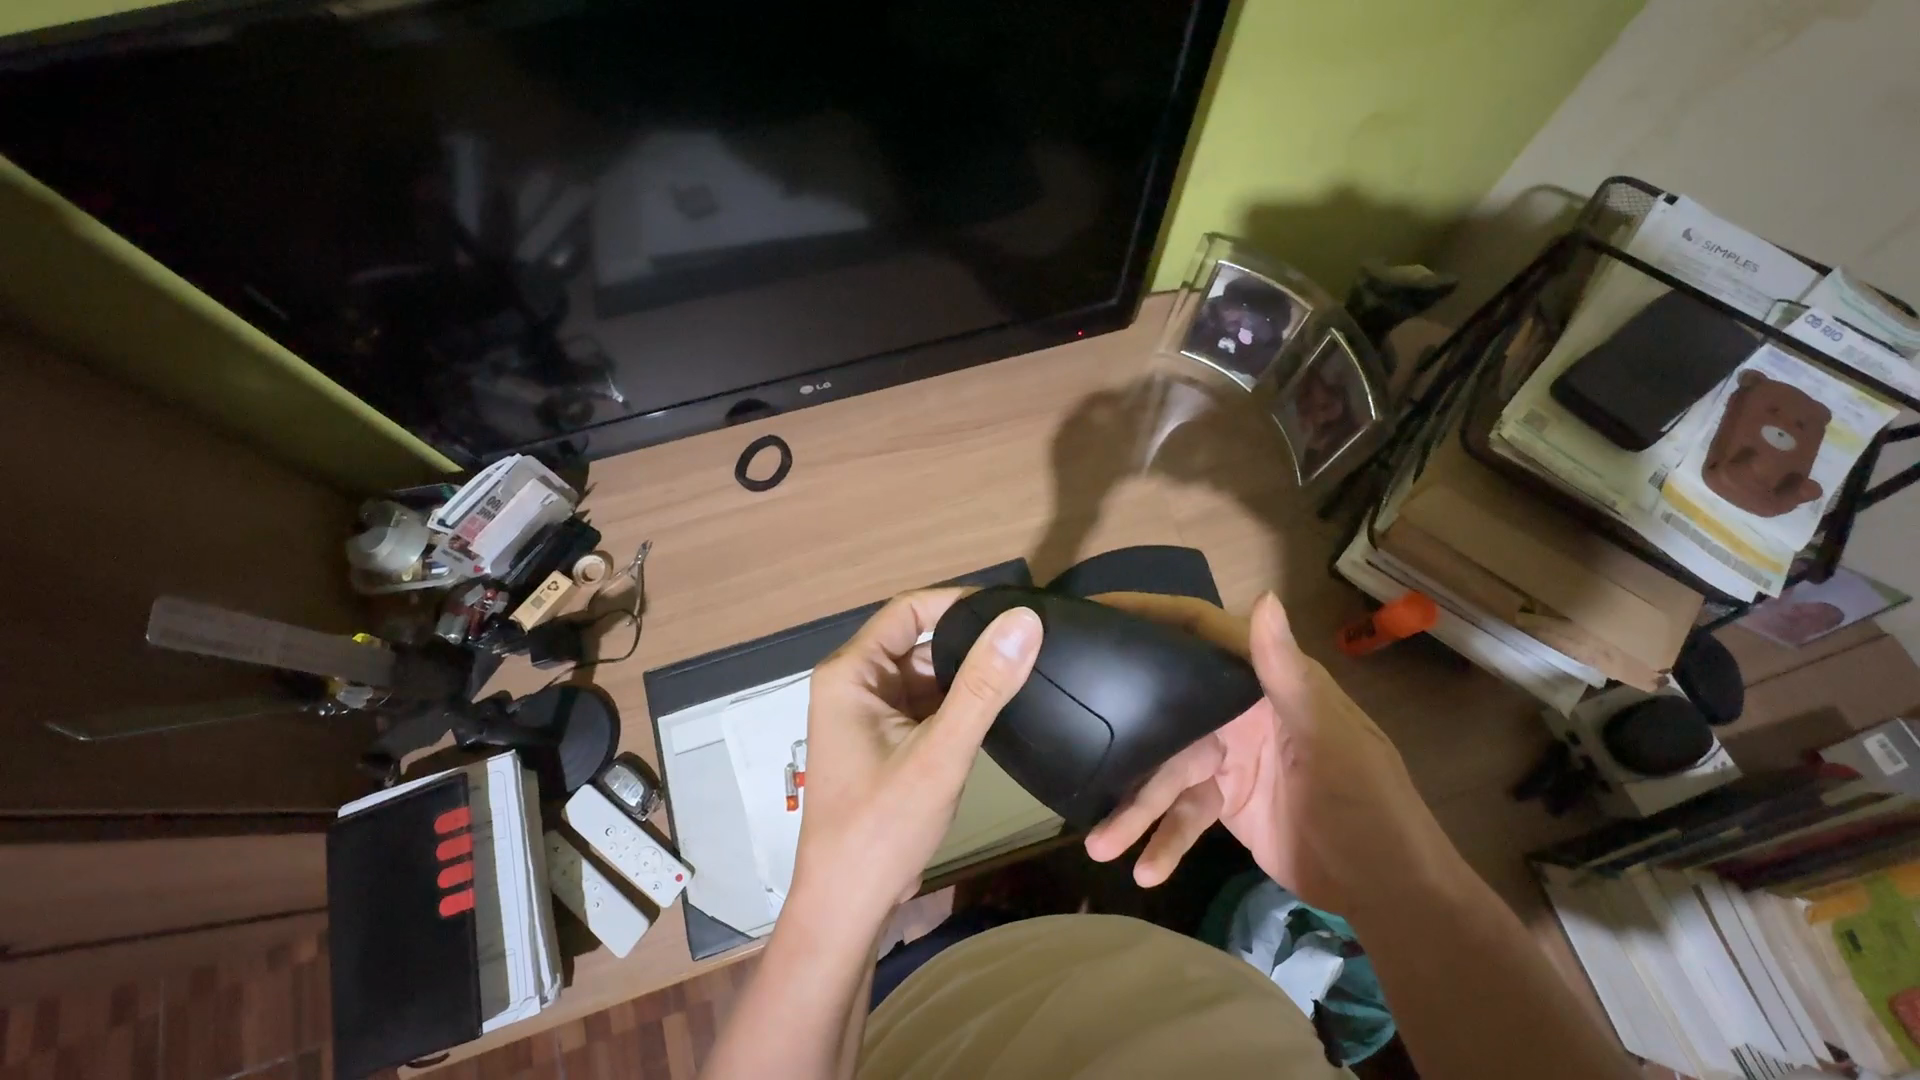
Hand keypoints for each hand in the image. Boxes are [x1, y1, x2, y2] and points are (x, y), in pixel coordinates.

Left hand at [792, 588, 1042, 922]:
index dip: (958, 602)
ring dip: (967, 677)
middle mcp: (855, 685)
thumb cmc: (882, 826)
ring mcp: (869, 716)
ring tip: (1025, 670)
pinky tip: (1000, 709)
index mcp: (851, 673)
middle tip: (1030, 643)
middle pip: (918, 642)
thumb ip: (983, 686)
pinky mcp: (885, 743)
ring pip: (926, 676)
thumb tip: (1024, 621)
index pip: (908, 611)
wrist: (849, 904)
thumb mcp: (939, 753)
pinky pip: (926, 707)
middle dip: (969, 643)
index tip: (1012, 609)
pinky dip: (958, 706)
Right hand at [1082, 591, 1462, 917]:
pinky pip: (1182, 815)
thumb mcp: (1330, 738)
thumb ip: (1288, 674)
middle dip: (1120, 728)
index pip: (1200, 634)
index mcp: (1267, 682)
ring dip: (1134, 811)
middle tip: (1065, 723)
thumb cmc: (1368, 804)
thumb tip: (1265, 599)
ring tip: (1098, 844)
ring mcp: (1229, 759)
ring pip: (1166, 774)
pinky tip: (1143, 871)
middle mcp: (1240, 711)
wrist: (1389, 892)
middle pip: (1166, 711)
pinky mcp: (1225, 803)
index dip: (1152, 615)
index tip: (1096, 610)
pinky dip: (1163, 842)